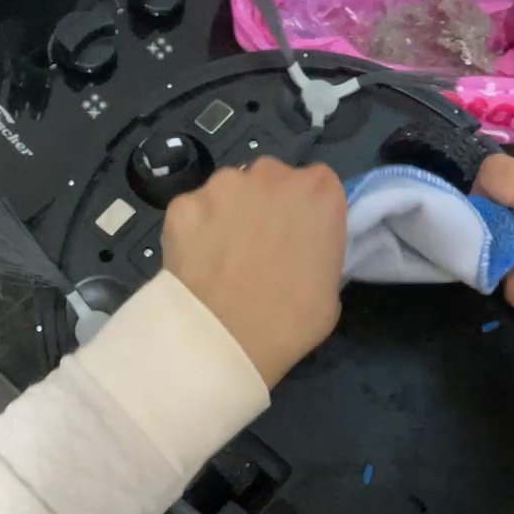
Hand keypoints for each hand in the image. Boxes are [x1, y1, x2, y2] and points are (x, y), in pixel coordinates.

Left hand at [162, 158, 346, 386]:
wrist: (224, 340)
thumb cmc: (290, 324)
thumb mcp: (330, 290)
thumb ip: (318, 252)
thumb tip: (299, 252)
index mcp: (320, 192)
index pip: (317, 186)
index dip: (304, 213)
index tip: (296, 240)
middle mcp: (272, 173)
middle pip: (271, 180)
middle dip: (265, 207)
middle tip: (257, 251)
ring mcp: (224, 184)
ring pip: (228, 192)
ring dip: (227, 216)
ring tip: (221, 260)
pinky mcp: (183, 202)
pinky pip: (193, 213)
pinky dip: (193, 232)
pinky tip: (195, 264)